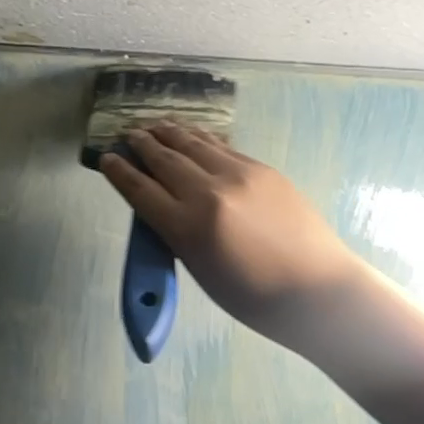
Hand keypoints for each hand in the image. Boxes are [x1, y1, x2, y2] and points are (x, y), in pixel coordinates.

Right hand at [98, 123, 361, 348]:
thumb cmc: (253, 297)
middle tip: (128, 134)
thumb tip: (159, 203)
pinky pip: (221, 147)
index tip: (106, 158)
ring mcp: (237, 175)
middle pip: (163, 159)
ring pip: (193, 143)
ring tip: (154, 125)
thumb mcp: (199, 270)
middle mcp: (208, 192)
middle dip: (142, 144)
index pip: (140, 189)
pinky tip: (192, 135)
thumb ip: (174, 232)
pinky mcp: (261, 168)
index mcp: (187, 226)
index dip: (119, 172)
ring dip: (169, 132)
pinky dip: (200, 139)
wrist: (317, 290)